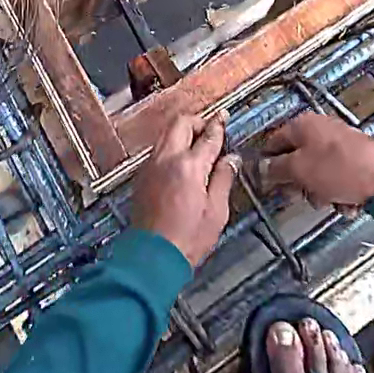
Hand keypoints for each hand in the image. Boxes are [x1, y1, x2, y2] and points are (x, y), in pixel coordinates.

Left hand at [131, 112, 237, 267]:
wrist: (153, 253)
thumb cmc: (187, 238)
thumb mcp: (217, 211)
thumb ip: (223, 179)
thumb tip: (231, 160)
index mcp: (189, 166)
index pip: (207, 137)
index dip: (218, 126)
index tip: (224, 119)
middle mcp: (166, 158)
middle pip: (180, 123)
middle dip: (197, 122)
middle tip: (211, 130)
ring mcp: (151, 164)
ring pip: (166, 133)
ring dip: (182, 131)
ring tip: (198, 143)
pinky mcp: (142, 173)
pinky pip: (158, 148)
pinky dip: (171, 145)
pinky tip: (182, 159)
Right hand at [258, 112, 373, 208]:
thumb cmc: (339, 169)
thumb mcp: (298, 170)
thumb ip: (275, 168)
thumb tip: (261, 168)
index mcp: (302, 124)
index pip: (273, 142)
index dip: (268, 163)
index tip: (268, 182)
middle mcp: (320, 128)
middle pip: (296, 156)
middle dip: (297, 180)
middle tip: (299, 195)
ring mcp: (341, 142)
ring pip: (317, 169)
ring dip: (318, 188)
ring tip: (328, 201)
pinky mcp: (359, 158)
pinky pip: (338, 174)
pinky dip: (338, 189)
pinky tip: (345, 201)